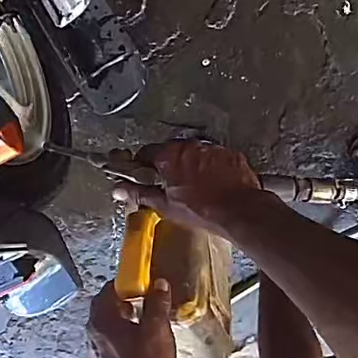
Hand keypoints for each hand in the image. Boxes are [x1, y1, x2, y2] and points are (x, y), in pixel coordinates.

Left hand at [88, 279, 175, 357]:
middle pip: (106, 306)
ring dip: (127, 316)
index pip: (107, 290)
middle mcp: (94, 334)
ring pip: (110, 324)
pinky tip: (145, 340)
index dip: (125, 282)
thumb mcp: (157, 330)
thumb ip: (157, 303)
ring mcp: (98, 350)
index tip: (142, 280)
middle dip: (125, 298)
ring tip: (149, 316)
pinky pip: (114, 340)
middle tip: (146, 296)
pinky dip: (127, 334)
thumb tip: (159, 285)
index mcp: (102, 321)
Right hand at [112, 141, 273, 239]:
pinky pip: (215, 158)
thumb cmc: (202, 210)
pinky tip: (213, 184)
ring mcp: (213, 149)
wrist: (239, 211)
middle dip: (169, 165)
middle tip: (170, 184)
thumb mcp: (165, 205)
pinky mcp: (231, 155)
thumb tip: (118, 189)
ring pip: (195, 153)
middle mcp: (191, 146)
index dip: (142, 164)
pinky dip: (212, 168)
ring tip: (195, 187)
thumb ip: (139, 193)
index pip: (147, 152)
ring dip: (191, 165)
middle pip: (172, 151)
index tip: (142, 172)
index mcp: (170, 156)